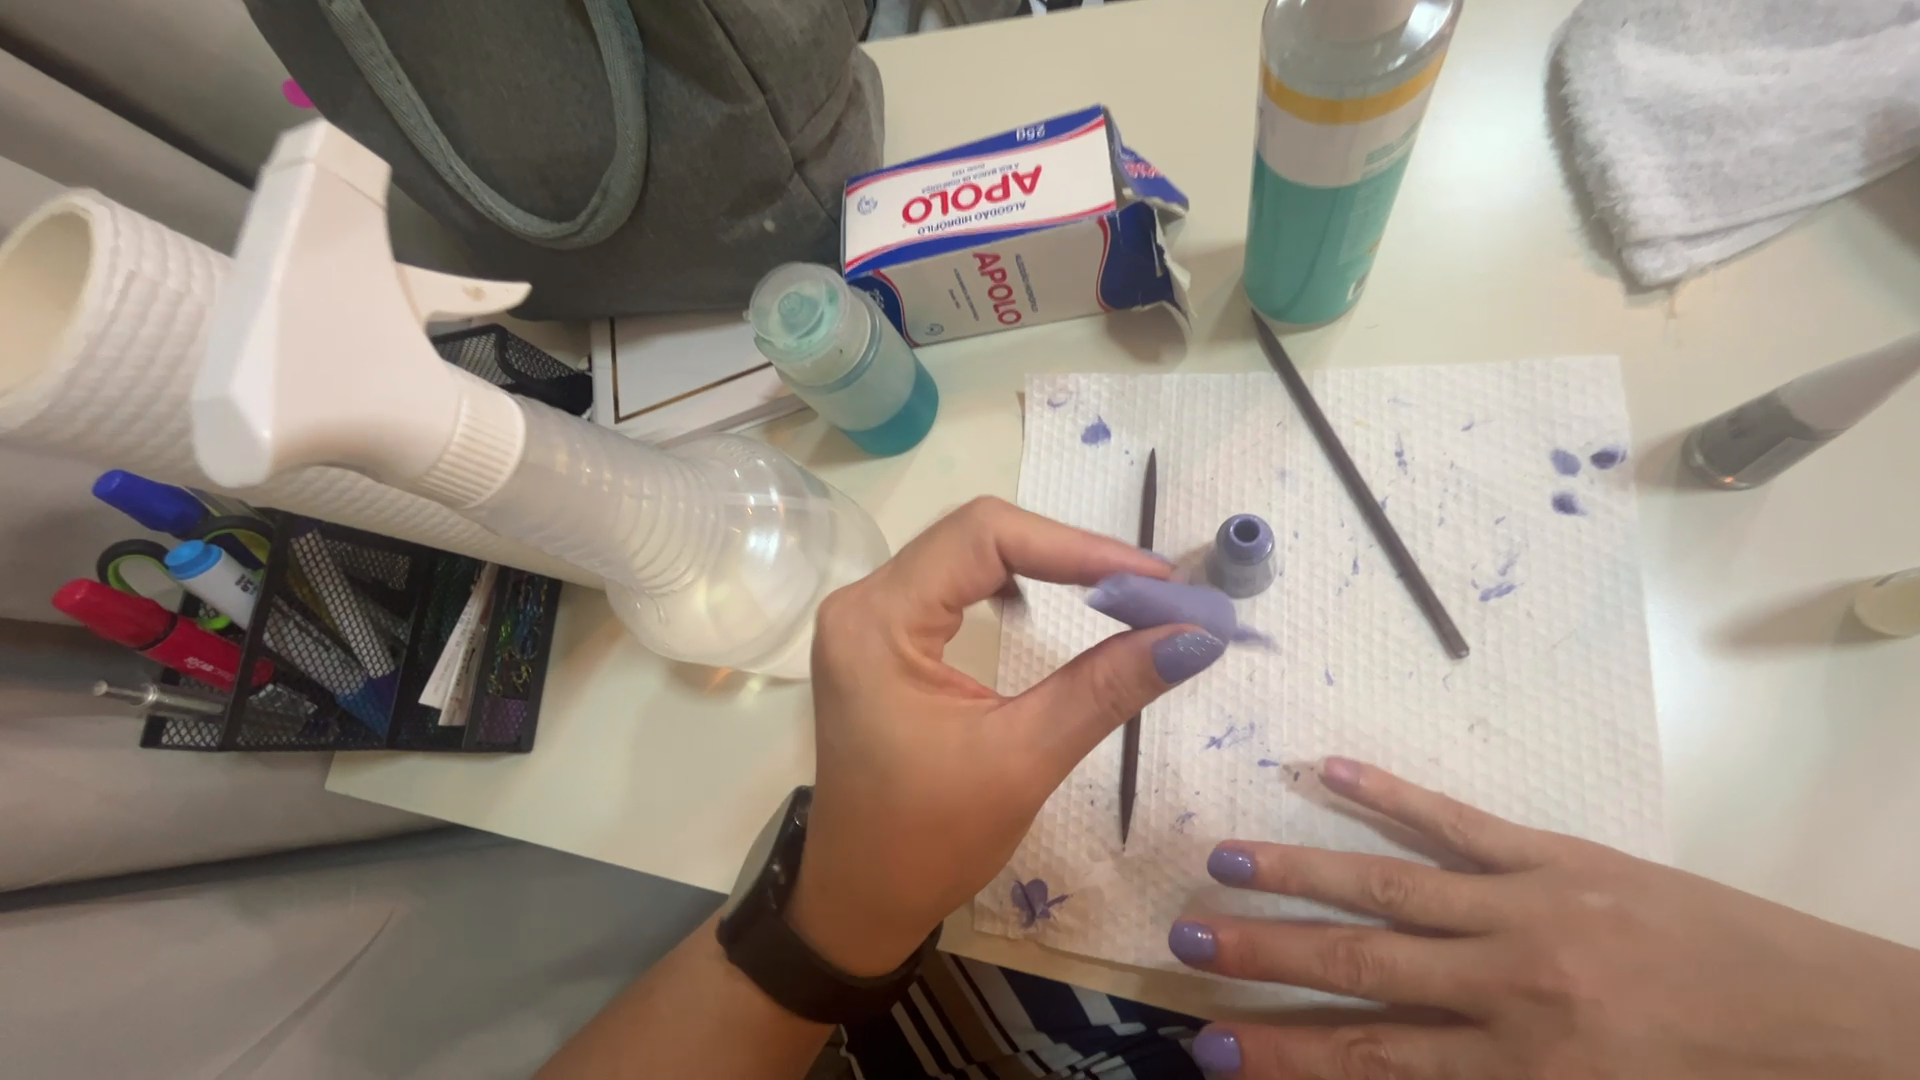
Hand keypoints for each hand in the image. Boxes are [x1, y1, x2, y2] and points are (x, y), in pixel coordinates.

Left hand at [788, 498, 1227, 974]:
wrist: (861, 896)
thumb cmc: (929, 842)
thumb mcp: (1023, 759)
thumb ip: (1106, 687)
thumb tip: (1195, 635)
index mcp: (877, 622)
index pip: (983, 537)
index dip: (1076, 546)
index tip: (1155, 578)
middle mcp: (863, 600)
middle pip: (975, 535)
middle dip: (1068, 553)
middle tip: (1149, 586)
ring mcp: (868, 615)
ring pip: (965, 552)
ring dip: (1043, 562)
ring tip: (1111, 591)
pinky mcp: (882, 634)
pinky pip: (952, 581)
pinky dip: (1010, 582)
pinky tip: (1043, 603)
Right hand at [1170, 758, 1919, 1078]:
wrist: (1867, 1036)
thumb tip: (1387, 1070)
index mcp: (1532, 1070)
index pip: (1375, 1059)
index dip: (1288, 1054)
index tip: (1216, 1046)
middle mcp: (1511, 986)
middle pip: (1359, 967)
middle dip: (1264, 956)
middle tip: (1187, 940)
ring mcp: (1524, 905)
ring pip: (1386, 887)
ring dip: (1297, 875)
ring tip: (1224, 861)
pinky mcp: (1551, 854)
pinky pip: (1454, 821)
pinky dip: (1388, 794)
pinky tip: (1327, 769)